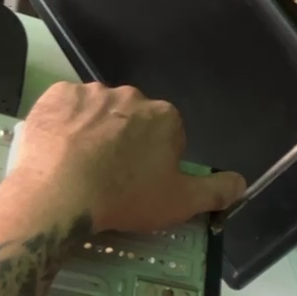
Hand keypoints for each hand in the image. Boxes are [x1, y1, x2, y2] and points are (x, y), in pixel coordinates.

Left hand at [3, 82, 245, 233]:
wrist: (59, 194)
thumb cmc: (124, 198)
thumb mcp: (179, 202)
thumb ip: (215, 191)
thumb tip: (242, 183)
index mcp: (164, 116)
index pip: (166, 135)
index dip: (154, 162)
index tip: (139, 184)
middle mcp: (129, 95)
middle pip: (130, 120)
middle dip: (124, 143)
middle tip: (109, 177)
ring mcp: (89, 92)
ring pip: (96, 113)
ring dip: (92, 133)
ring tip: (79, 167)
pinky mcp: (54, 96)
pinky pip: (64, 108)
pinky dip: (63, 125)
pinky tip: (58, 151)